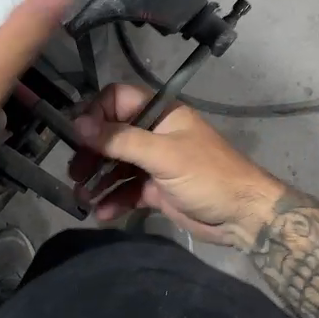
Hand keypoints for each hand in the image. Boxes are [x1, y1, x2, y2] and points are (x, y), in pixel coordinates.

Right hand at [70, 83, 284, 248]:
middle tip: (75, 174)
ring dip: (98, 181)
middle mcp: (156, 134)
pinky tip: (102, 213)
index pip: (117, 100)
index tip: (78, 137)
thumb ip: (120, 140)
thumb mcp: (163, 155)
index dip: (95, 114)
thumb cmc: (208, 176)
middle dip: (92, 154)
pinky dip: (113, 200)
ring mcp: (156, 163)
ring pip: (117, 166)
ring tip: (82, 198)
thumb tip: (78, 124)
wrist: (243, 217)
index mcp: (161, 114)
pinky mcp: (158, 190)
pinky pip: (128, 191)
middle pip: (112, 136)